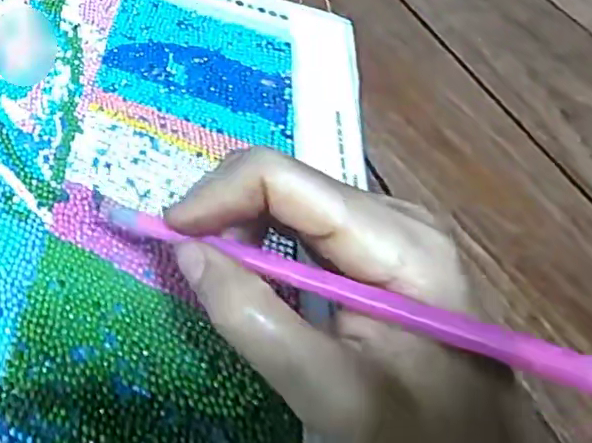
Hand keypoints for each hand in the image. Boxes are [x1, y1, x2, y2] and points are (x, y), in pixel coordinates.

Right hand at [165, 147, 522, 442]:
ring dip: (235, 226)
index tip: (173, 234)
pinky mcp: (371, 247)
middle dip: (223, 212)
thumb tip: (185, 250)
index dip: (215, 195)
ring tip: (224, 274)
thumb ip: (254, 322)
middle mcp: (391, 215)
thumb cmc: (417, 437)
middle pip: (277, 179)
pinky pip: (292, 219)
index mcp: (398, 239)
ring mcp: (383, 228)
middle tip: (196, 260)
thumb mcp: (335, 395)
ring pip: (278, 195)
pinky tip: (253, 275)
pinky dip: (255, 239)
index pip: (278, 175)